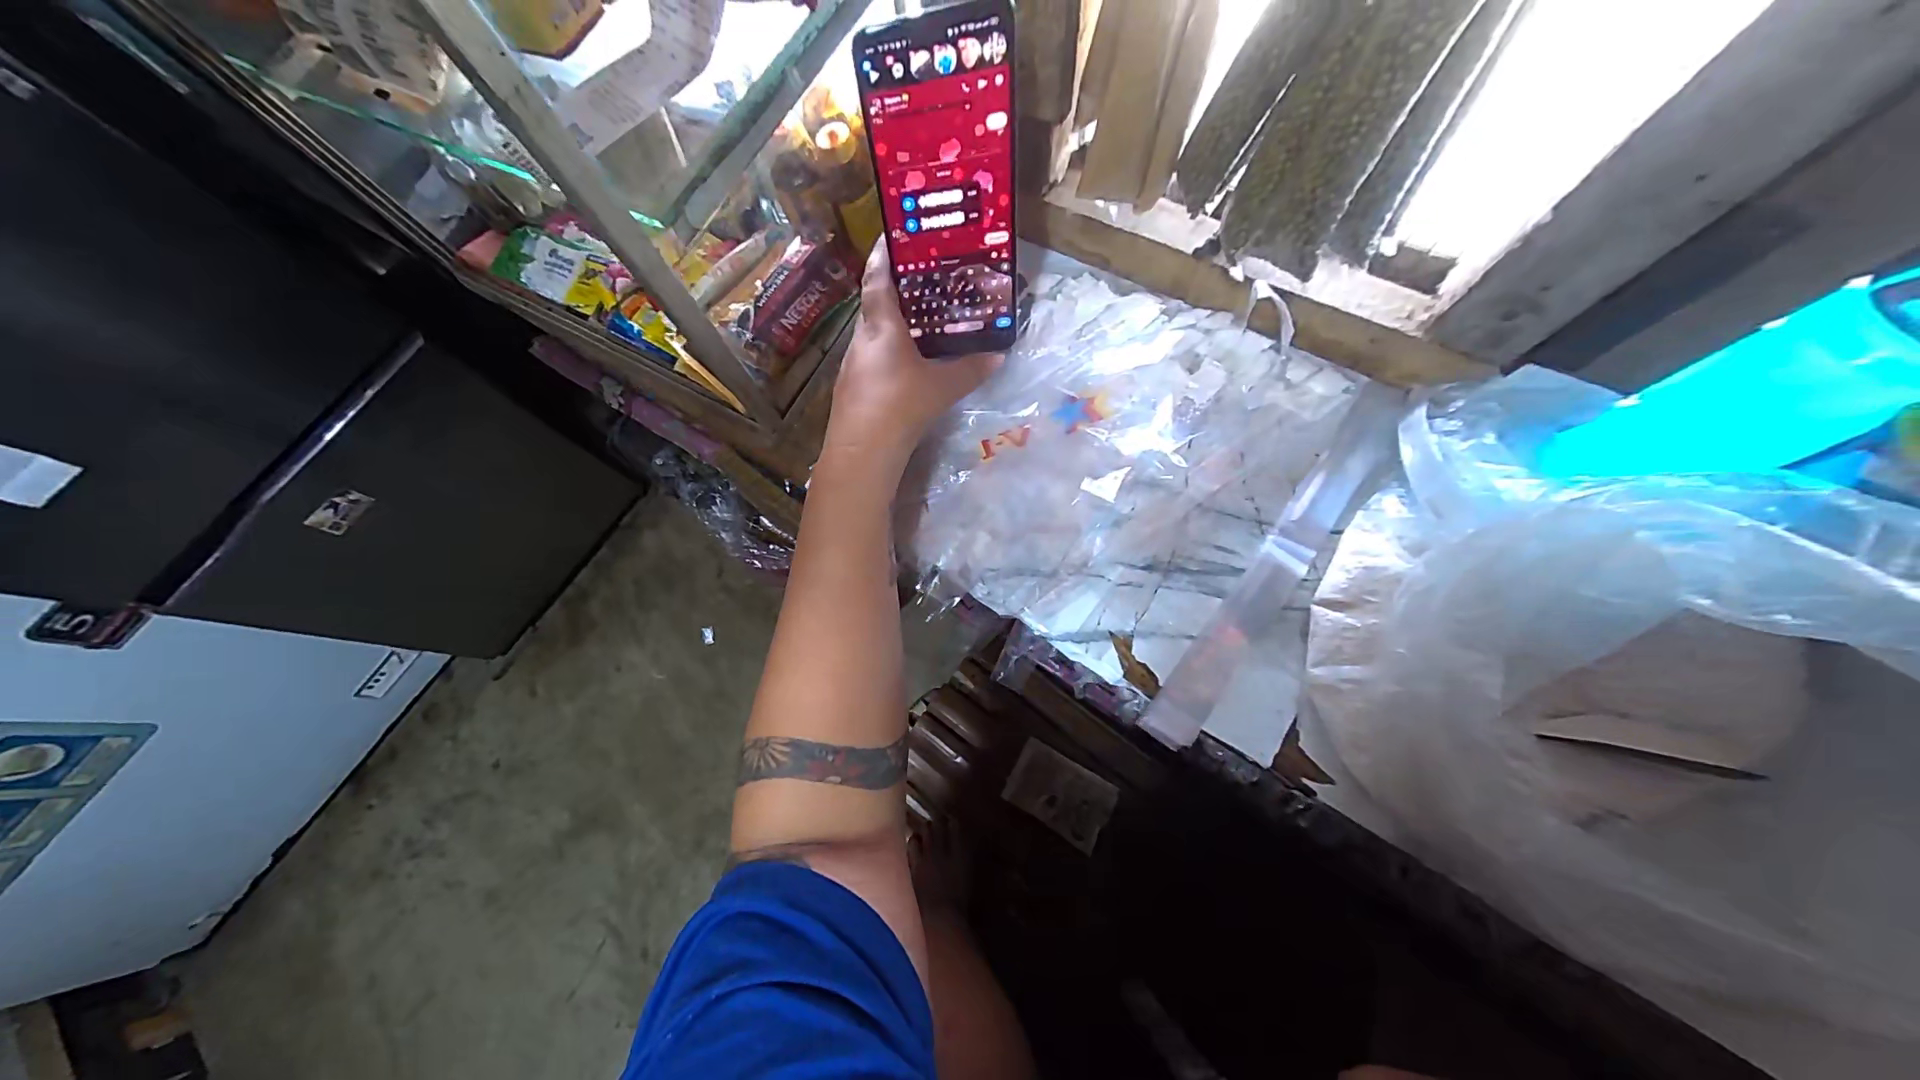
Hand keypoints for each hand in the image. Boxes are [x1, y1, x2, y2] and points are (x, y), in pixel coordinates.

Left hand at [824, 243, 1002, 468]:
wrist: (863, 451)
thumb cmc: (900, 406)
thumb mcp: (943, 387)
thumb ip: (970, 369)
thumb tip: (998, 355)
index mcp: (880, 326)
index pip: (877, 278)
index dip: (883, 254)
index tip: (892, 235)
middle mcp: (862, 339)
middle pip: (876, 305)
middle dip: (898, 291)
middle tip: (925, 282)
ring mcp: (854, 365)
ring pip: (876, 334)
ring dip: (895, 325)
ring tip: (923, 322)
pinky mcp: (853, 388)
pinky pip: (875, 358)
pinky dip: (891, 352)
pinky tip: (908, 364)